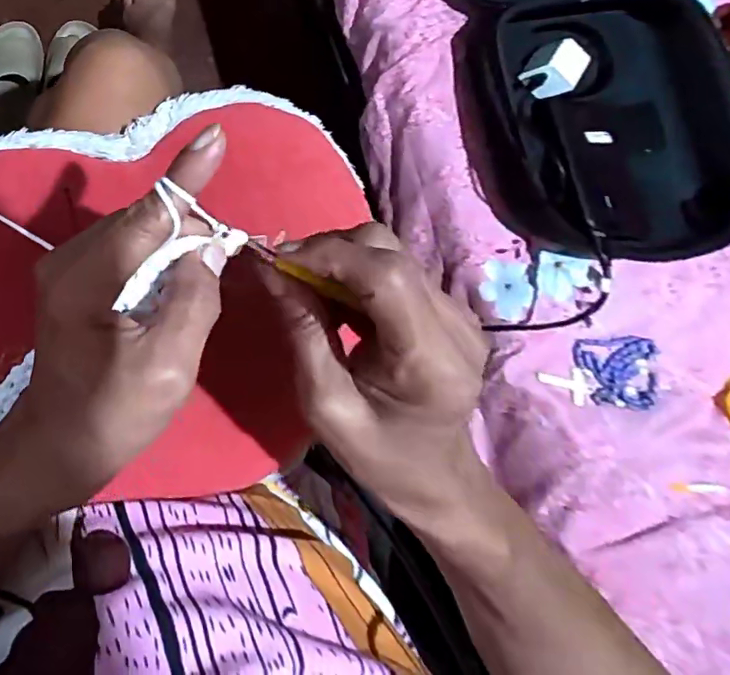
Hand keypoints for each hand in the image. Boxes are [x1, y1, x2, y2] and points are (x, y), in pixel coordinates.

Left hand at [0, 124, 228, 510]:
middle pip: (142, 220)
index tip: (213, 135)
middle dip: (188, 225)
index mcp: (86, 280)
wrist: (55, 443)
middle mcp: (68, 259)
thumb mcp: (166, 367)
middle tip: (224, 252)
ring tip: (202, 269)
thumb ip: (191, 300)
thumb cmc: (112, 415)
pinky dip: (154, 253)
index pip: (146, 215)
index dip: (184, 176)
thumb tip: (205, 248)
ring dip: (173, 241)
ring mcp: (63, 266)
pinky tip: (173, 275)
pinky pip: (122, 247)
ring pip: (134, 231)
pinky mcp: (69, 276)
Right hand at [254, 224, 492, 524]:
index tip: (278, 261)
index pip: (385, 274)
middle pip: (386, 250)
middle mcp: (454, 323)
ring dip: (338, 256)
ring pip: (388, 250)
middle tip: (286, 272)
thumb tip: (272, 270)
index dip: (327, 253)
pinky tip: (332, 295)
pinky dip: (353, 270)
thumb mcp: (324, 403)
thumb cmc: (378, 454)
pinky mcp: (448, 307)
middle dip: (328, 249)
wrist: (437, 480)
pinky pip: (393, 266)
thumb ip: (302, 331)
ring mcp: (457, 312)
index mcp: (430, 357)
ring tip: (305, 283)